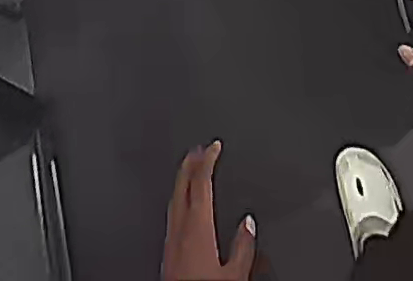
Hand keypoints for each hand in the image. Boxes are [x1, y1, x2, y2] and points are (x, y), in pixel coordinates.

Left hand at [162, 141, 256, 280]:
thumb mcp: (234, 277)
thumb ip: (242, 247)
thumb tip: (247, 224)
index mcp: (197, 226)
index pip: (200, 181)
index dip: (207, 158)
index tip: (214, 145)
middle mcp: (178, 229)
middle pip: (181, 184)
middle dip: (189, 162)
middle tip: (199, 147)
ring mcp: (168, 241)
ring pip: (173, 198)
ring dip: (182, 179)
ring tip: (190, 169)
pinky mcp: (165, 254)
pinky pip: (171, 214)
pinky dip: (179, 199)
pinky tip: (183, 207)